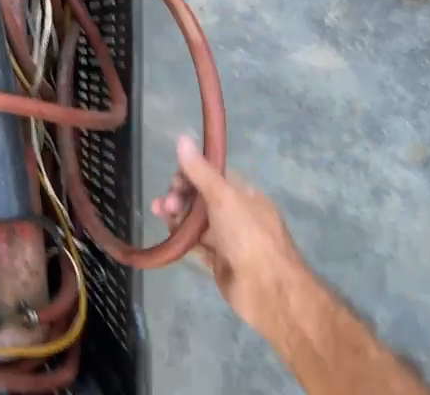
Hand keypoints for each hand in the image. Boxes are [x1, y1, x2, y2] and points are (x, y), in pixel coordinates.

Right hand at [150, 135, 311, 339]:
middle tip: (167, 204)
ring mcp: (229, 239)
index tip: (175, 181)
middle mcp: (237, 215)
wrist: (269, 292)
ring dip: (176, 214)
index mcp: (244, 196)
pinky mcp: (220, 260)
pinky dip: (182, 237)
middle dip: (179, 196)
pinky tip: (170, 235)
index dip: (190, 175)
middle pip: (201, 197)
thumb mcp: (223, 197)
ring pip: (195, 220)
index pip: (212, 176)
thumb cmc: (249, 237)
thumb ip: (200, 170)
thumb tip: (182, 137)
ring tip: (159, 214)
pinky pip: (196, 243)